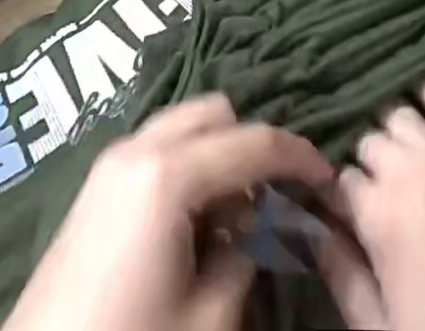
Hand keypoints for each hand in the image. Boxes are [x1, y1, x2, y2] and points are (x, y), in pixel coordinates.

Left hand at [2, 94, 333, 330]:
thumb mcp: (208, 315)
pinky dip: (186, 164)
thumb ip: (244, 254)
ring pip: (183, 126)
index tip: (327, 177)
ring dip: (217, 152)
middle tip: (270, 196)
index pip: (253, 142)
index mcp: (168, 173)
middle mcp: (138, 148)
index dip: (298, 156)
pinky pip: (157, 148)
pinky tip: (192, 218)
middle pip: (214, 113)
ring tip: (230, 214)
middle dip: (249, 144)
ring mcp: (110, 160)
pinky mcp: (97, 183)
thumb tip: (255, 224)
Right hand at [315, 81, 424, 330]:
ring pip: (397, 113)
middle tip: (378, 188)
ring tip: (401, 152)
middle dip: (367, 162)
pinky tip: (424, 103)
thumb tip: (310, 232)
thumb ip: (342, 276)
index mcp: (375, 213)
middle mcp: (403, 169)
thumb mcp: (382, 326)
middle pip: (367, 142)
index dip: (339, 194)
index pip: (338, 178)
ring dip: (393, 132)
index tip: (344, 208)